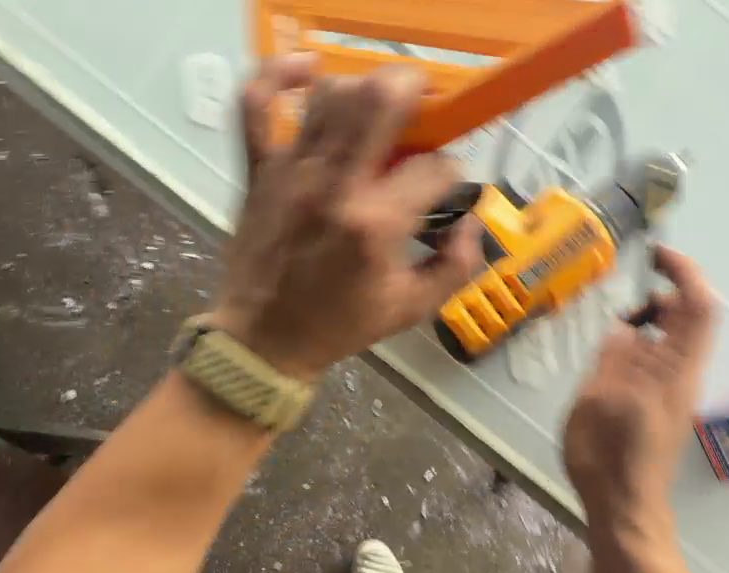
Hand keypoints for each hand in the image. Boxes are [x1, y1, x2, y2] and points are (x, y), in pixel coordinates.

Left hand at [208, 57, 484, 380]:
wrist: (263, 343)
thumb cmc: (338, 326)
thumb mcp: (410, 310)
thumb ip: (456, 266)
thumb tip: (470, 220)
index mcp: (376, 226)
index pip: (433, 169)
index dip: (450, 175)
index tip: (441, 190)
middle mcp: (335, 186)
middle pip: (382, 99)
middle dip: (415, 95)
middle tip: (420, 114)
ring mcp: (292, 172)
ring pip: (332, 93)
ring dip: (362, 92)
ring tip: (373, 113)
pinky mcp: (259, 170)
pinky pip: (258, 102)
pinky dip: (280, 75)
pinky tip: (307, 72)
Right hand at [564, 246, 718, 536]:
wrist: (625, 508)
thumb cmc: (609, 458)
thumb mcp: (598, 401)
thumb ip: (612, 359)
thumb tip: (623, 330)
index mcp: (675, 370)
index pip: (697, 305)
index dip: (683, 272)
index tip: (656, 255)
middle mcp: (683, 377)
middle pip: (689, 321)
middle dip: (663, 299)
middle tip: (628, 303)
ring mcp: (674, 394)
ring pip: (674, 343)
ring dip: (650, 327)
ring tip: (615, 333)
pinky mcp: (662, 409)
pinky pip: (659, 363)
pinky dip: (642, 349)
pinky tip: (613, 363)